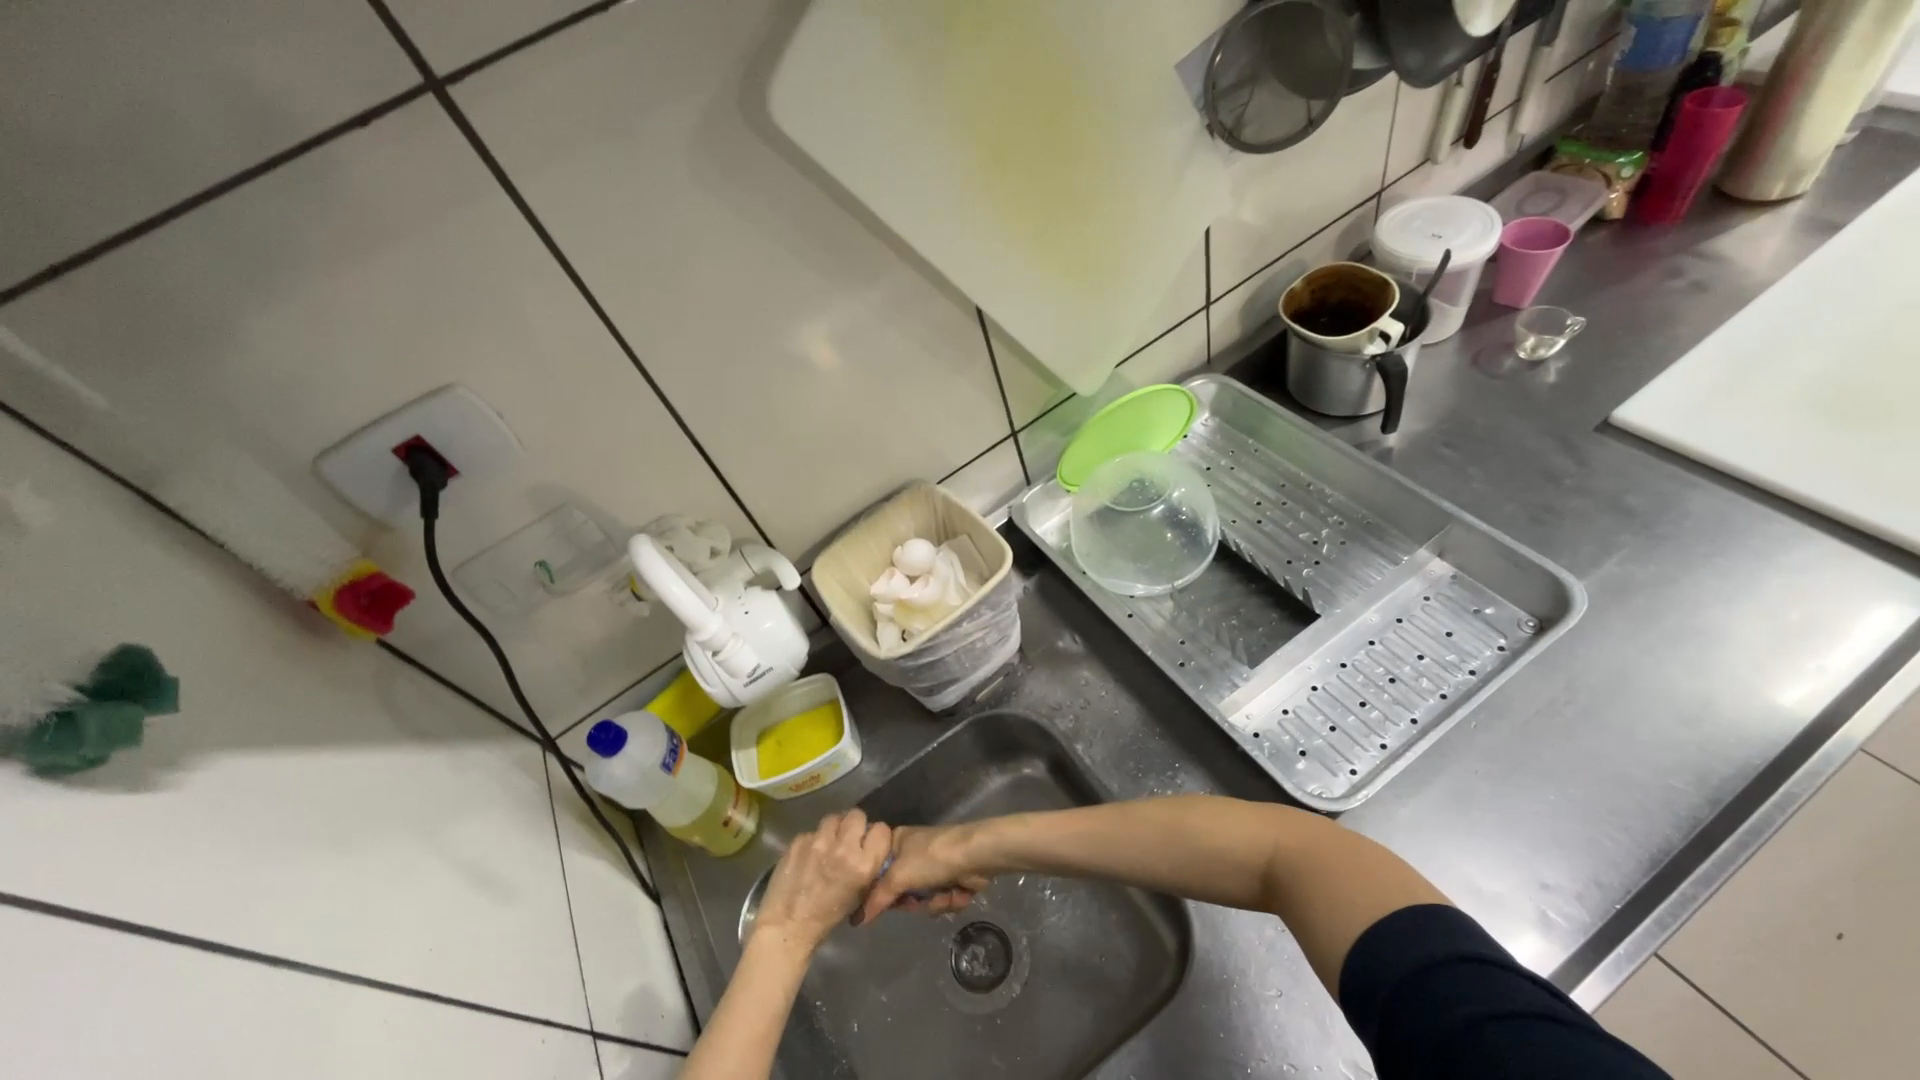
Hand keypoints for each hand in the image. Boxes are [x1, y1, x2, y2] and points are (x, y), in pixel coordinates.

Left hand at [753, 809, 890, 952]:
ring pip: (834, 818)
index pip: (881, 830)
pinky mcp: (798, 841)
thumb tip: (870, 849)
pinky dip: (813, 840)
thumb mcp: (860, 894)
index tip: (869, 844)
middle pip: (857, 815)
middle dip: (855, 826)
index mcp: (863, 865)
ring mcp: (818, 842)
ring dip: (834, 829)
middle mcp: (843, 848)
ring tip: (827, 844)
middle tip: (847, 840)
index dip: (876, 836)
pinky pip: (812, 831)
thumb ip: (869, 867)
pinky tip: (808, 856)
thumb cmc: (827, 917)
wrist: (787, 926)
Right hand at [857, 824, 992, 925]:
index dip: (878, 891)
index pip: (877, 871)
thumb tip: (858, 919)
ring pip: (923, 900)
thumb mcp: (898, 876)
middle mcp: (913, 854)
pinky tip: (958, 893)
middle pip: (901, 890)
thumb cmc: (932, 858)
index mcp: (896, 842)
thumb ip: (877, 898)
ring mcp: (934, 867)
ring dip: (935, 903)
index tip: (879, 906)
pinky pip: (942, 900)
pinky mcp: (952, 879)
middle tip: (914, 903)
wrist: (975, 856)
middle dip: (913, 901)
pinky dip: (950, 900)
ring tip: (943, 895)